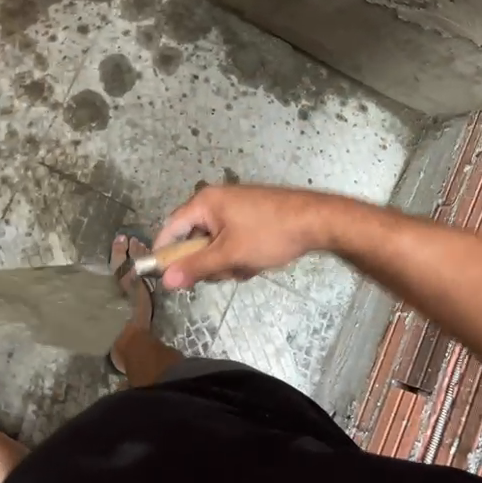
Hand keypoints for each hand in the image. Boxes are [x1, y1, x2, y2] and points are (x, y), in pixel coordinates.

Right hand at [153, 185, 355, 288]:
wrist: (316, 221)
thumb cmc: (269, 234)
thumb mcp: (230, 255)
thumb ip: (196, 268)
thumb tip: (165, 281)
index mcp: (205, 202)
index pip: (171, 227)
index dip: (165, 253)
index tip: (166, 277)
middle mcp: (215, 201)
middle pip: (194, 238)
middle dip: (208, 261)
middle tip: (225, 271)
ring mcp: (234, 208)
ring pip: (214, 244)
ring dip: (226, 261)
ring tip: (247, 266)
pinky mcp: (249, 216)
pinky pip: (231, 240)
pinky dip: (239, 254)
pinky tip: (257, 261)